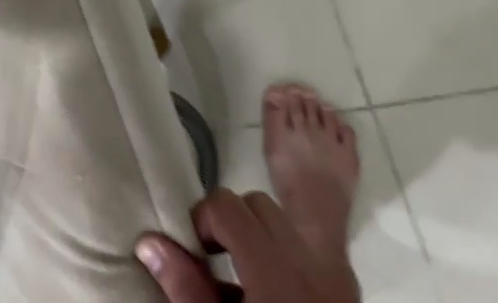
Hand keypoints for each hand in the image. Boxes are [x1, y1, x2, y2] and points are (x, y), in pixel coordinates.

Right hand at [135, 190, 359, 302]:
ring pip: (283, 220)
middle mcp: (312, 262)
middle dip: (229, 223)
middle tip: (212, 263)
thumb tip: (149, 241)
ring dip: (256, 235)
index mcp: (277, 274)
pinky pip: (307, 246)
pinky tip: (271, 294)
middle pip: (256, 204)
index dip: (201, 222)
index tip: (194, 256)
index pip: (227, 206)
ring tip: (241, 278)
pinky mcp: (348, 287)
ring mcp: (337, 274)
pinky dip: (282, 253)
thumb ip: (185, 287)